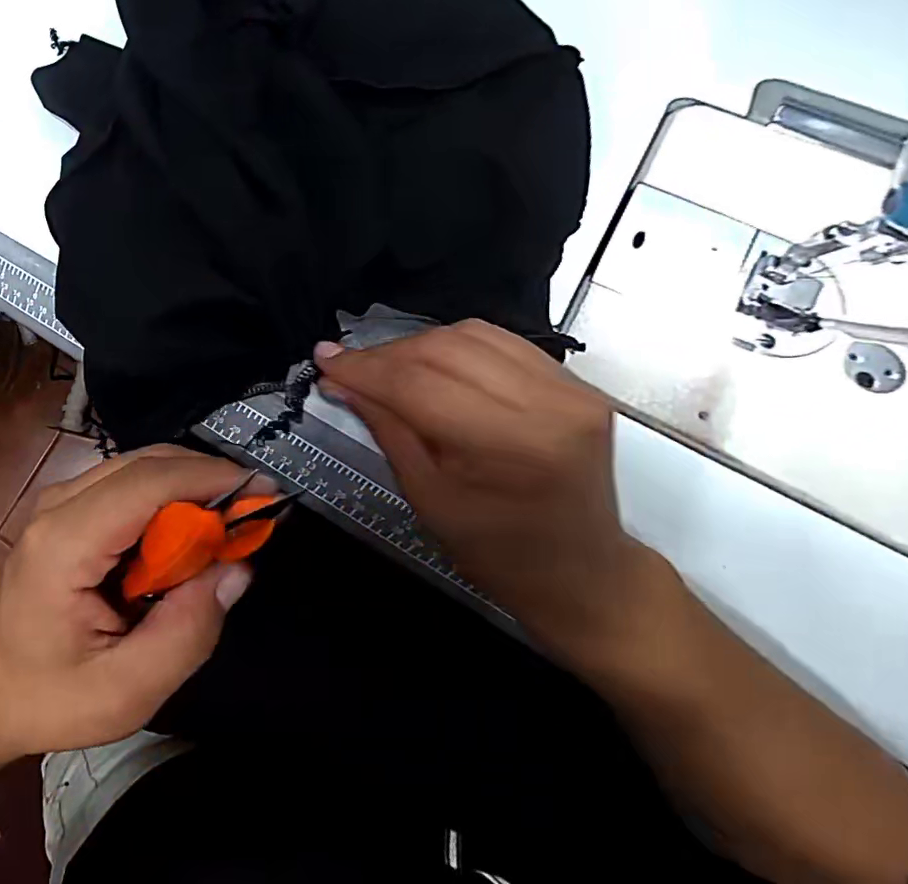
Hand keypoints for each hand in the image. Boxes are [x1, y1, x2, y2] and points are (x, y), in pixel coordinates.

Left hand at [0, 447, 258, 772]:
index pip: (148, 483)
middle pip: (146, 464)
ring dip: (189, 486)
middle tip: (254, 512)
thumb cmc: (47, 699)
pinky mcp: (66, 511)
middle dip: (206, 479)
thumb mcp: (125, 692)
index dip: (209, 478)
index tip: (263, 492)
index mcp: (64, 543)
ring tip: (228, 524)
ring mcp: (58, 503)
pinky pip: (128, 484)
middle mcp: (58, 505)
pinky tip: (188, 533)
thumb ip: (187, 632)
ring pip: (139, 467)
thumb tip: (236, 569)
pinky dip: (168, 497)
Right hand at [316, 319, 647, 653]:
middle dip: (385, 354)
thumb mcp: (427, 497)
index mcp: (510, 445)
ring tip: (384, 368)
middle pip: (444, 349)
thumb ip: (387, 428)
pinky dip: (455, 346)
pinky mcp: (575, 382)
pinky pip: (500, 343)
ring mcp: (570, 387)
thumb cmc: (498, 553)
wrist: (582, 573)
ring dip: (417, 345)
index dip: (364, 368)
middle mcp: (549, 404)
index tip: (325, 360)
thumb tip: (343, 382)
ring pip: (471, 335)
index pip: (419, 383)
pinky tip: (430, 364)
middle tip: (347, 367)